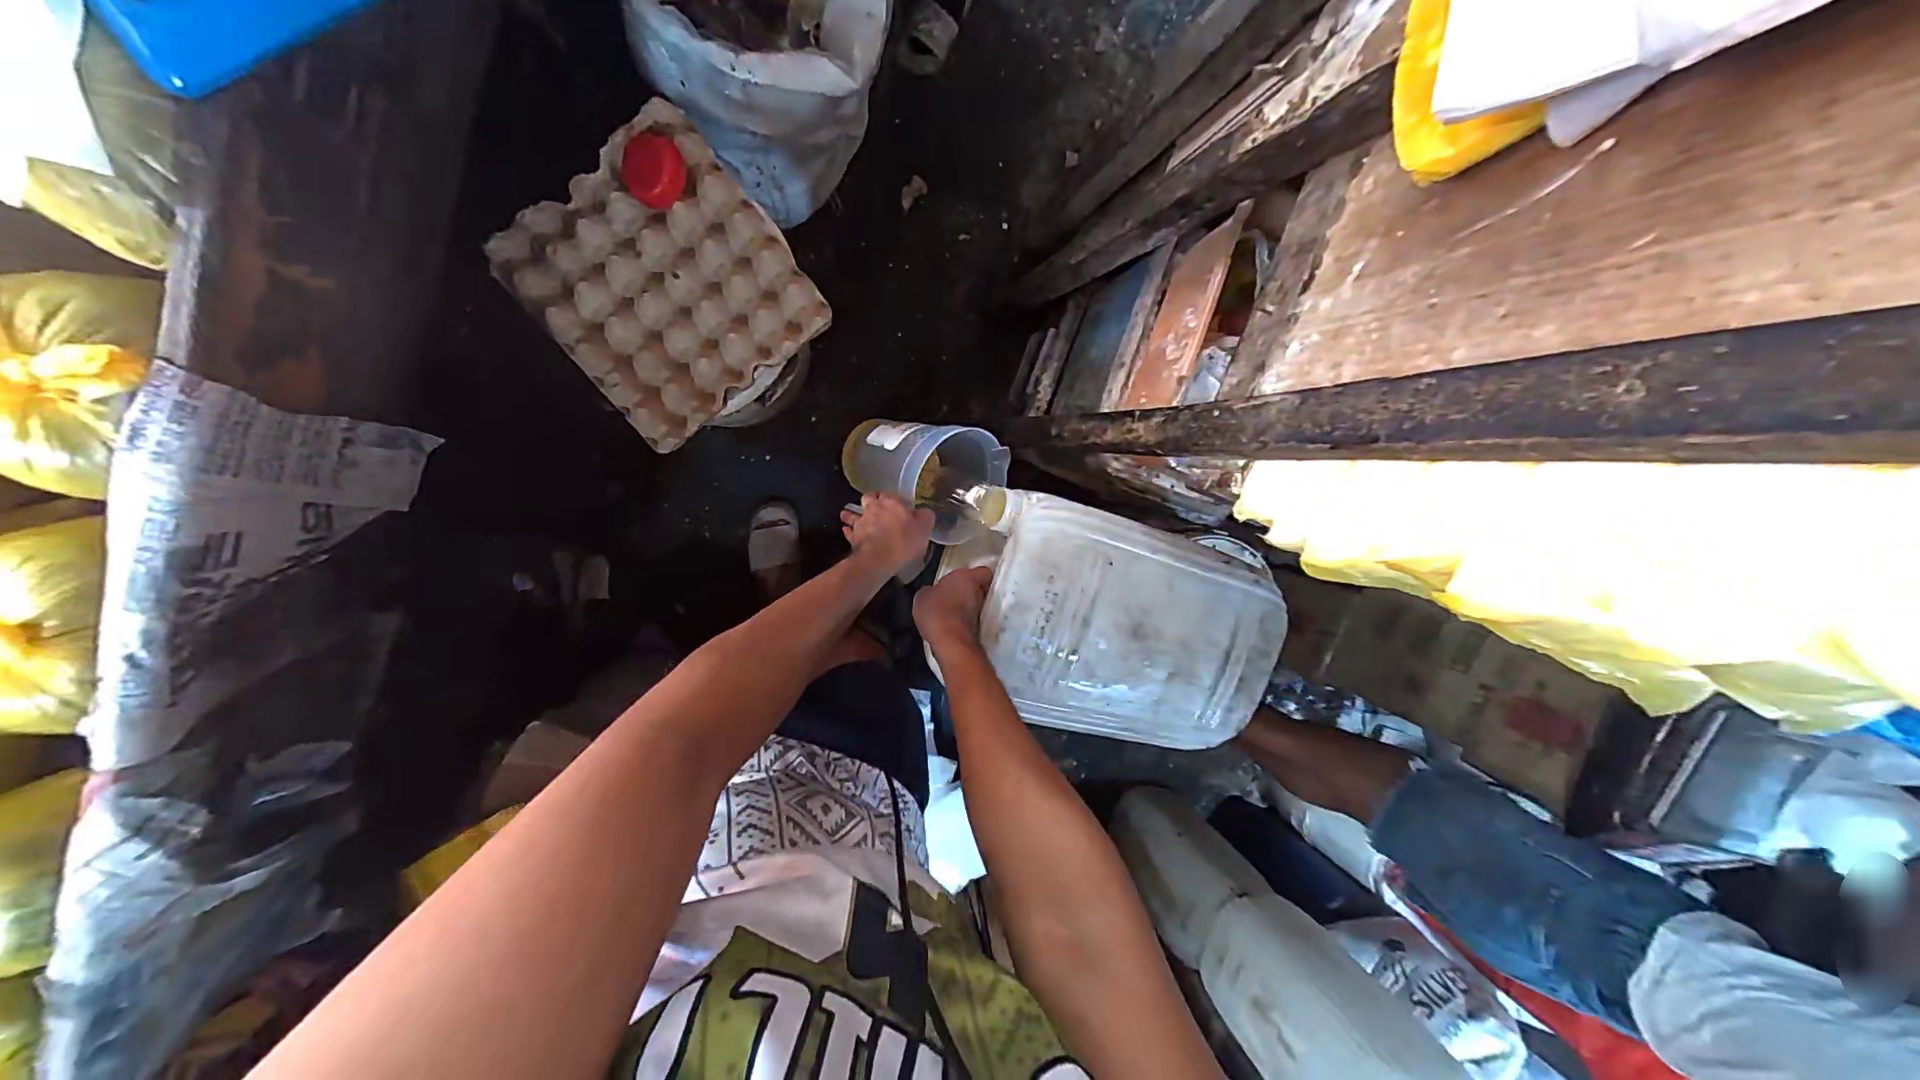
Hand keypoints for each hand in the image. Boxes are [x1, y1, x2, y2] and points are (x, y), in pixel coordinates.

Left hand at [841, 493, 933, 578]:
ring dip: (851, 514)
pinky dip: (848, 530)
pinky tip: (847, 531)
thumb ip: (925, 516)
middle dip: (870, 500)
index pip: (890, 493)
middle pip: (868, 498)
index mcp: (891, 502)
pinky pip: (849, 531)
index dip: (893, 499)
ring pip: (853, 514)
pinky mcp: (853, 537)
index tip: (898, 506)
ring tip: (849, 515)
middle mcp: (873, 507)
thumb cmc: (904, 541)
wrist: (879, 559)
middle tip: (874, 505)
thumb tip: (924, 511)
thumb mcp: (924, 528)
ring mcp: (861, 522)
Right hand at [914, 565, 991, 651]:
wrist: (950, 641)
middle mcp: (978, 591)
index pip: (983, 571)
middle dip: (967, 590)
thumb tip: (934, 592)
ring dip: (965, 606)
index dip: (974, 575)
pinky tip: (949, 623)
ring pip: (975, 603)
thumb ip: (932, 589)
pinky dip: (963, 619)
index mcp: (966, 576)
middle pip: (978, 587)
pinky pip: (970, 618)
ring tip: (948, 611)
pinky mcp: (979, 626)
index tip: (960, 580)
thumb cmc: (936, 611)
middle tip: (951, 594)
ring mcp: (981, 610)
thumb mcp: (922, 596)